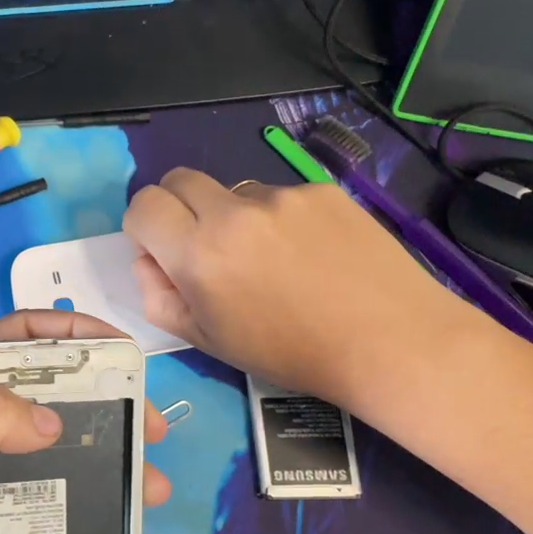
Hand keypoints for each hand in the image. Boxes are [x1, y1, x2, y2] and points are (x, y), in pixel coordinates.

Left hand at [0, 311, 172, 533]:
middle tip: (150, 428)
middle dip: (105, 401)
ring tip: (149, 482)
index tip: (120, 350)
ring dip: (106, 455)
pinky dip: (86, 494)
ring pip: (58, 444)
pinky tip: (116, 512)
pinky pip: (49, 488)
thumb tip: (50, 424)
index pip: (18, 336)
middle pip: (50, 391)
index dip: (70, 331)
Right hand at [123, 171, 471, 406]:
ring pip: (232, 190)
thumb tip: (149, 259)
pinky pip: (279, 196)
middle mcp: (234, 213)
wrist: (390, 342)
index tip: (161, 249)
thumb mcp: (206, 340)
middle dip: (176, 207)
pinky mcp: (321, 190)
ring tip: (270, 259)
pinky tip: (309, 253)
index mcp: (198, 254)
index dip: (142, 226)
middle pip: (178, 180)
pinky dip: (278, 219)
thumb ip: (159, 296)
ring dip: (231, 215)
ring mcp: (282, 196)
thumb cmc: (288, 352)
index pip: (143, 205)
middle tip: (202, 246)